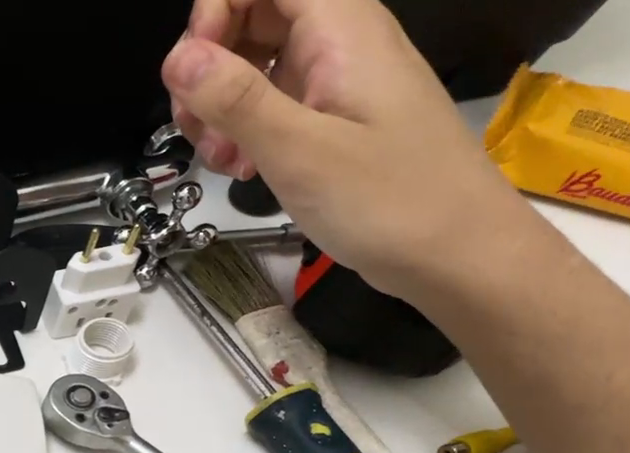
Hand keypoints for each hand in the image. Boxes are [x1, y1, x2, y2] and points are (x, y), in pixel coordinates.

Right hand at [162, 0, 533, 297]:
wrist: (452, 251)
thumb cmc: (389, 200)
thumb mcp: (299, 150)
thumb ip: (236, 99)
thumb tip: (178, 56)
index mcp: (341, 29)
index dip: (215, 12)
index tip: (192, 74)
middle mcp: (338, 42)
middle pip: (252, 16)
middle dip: (207, 66)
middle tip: (198, 127)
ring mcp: (333, 80)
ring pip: (254, 62)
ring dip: (218, 106)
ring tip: (220, 157)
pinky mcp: (329, 117)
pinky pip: (269, 102)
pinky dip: (241, 130)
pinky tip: (240, 167)